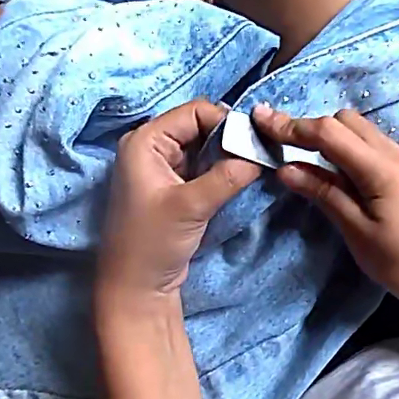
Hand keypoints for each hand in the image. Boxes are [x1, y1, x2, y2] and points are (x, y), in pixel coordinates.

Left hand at [99, 99, 260, 304]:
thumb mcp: (191, 206)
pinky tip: (242, 179)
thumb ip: (227, 177)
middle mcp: (153, 148)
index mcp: (146, 142)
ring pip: (206, 148)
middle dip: (231, 139)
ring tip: (256, 166)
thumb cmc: (152, 243)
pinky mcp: (177, 188)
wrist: (138, 287)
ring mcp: (165, 168)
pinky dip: (224, 171)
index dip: (227, 122)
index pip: (195, 112)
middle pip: (202, 127)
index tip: (256, 142)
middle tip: (261, 155)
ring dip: (230, 156)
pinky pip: (205, 167)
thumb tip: (261, 155)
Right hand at [251, 105, 398, 317]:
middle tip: (287, 148)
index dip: (292, 126)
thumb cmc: (397, 262)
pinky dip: (354, 150)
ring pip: (364, 130)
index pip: (330, 133)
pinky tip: (344, 174)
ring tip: (311, 162)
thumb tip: (285, 168)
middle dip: (314, 129)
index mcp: (382, 170)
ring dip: (335, 138)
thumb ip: (323, 193)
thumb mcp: (355, 231)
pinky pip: (378, 146)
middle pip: (347, 121)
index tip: (262, 119)